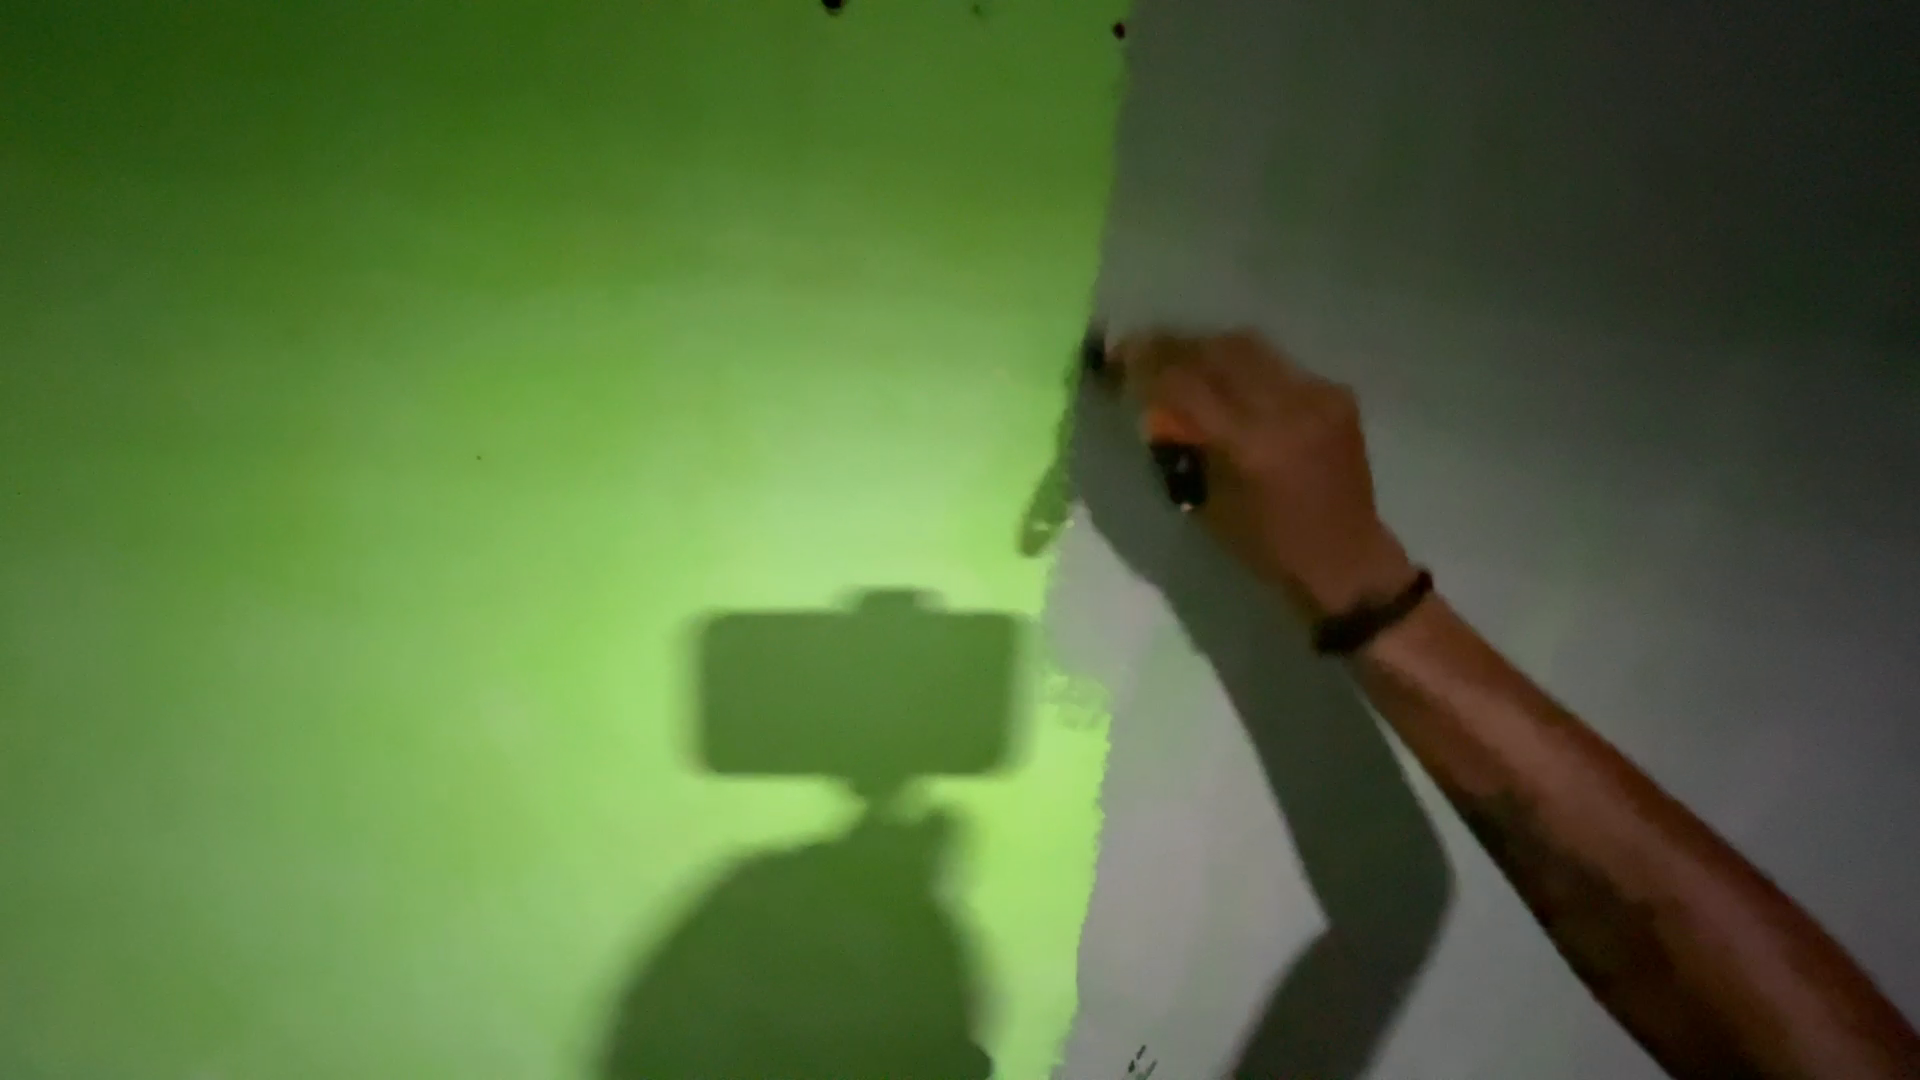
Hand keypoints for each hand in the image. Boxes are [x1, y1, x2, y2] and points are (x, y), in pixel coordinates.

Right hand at [1106, 329, 1416, 620]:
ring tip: (1183, 355)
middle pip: (1220, 351)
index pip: (1187, 385)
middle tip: (1145, 346)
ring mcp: (1318, 396)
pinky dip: (1246, 368)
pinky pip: (1279, 366)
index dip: (1148, 365)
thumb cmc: (1265, 546)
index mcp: (1250, 445)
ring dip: (1210, 348)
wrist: (1344, 557)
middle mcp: (1287, 409)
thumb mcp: (1207, 502)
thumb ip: (1186, 448)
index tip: (1119, 357)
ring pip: (1251, 348)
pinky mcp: (1337, 395)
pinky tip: (1231, 380)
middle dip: (1176, 345)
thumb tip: (1158, 408)